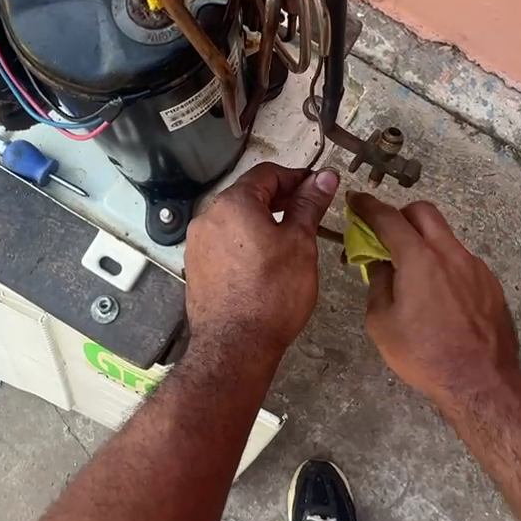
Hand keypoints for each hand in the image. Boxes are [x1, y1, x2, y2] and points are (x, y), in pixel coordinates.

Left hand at [183, 164, 340, 362]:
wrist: (236, 346)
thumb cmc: (270, 295)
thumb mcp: (300, 243)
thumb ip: (309, 204)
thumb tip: (324, 177)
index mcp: (234, 203)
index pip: (267, 173)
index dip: (296, 177)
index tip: (316, 187)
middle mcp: (209, 217)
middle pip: (249, 194)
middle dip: (280, 199)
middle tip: (308, 212)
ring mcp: (198, 244)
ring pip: (235, 220)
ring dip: (262, 221)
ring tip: (289, 240)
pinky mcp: (196, 268)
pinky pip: (224, 243)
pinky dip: (245, 242)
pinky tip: (265, 262)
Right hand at [349, 193, 518, 410]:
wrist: (481, 381)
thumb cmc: (425, 355)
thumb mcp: (382, 323)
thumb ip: (378, 284)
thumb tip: (381, 265)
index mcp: (419, 259)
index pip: (388, 218)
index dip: (368, 206)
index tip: (356, 201)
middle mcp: (450, 253)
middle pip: (423, 212)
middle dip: (401, 215)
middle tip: (386, 234)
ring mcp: (474, 266)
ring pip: (445, 236)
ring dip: (424, 241)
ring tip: (413, 272)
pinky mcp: (489, 283)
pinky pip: (461, 260)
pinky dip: (444, 264)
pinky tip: (439, 294)